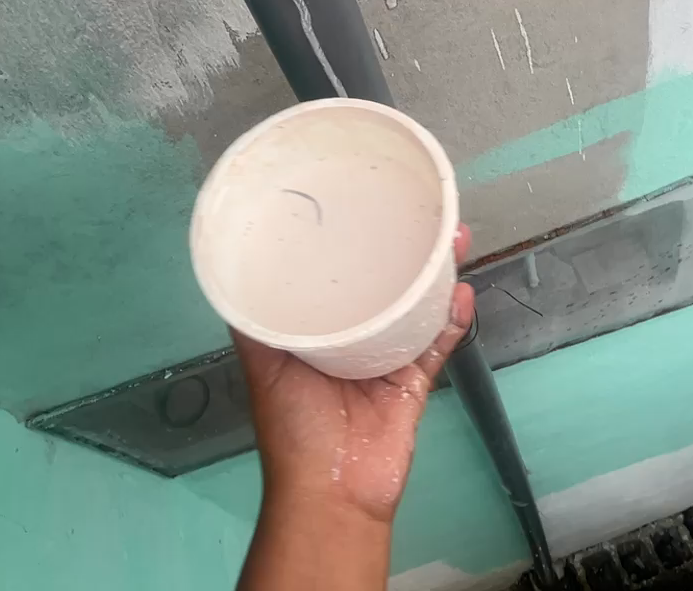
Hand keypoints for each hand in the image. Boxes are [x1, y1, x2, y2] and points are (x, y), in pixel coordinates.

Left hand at [233, 223, 476, 523]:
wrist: (332, 493)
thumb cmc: (292, 425)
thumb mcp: (263, 364)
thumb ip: (252, 322)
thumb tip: (230, 269)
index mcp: (321, 327)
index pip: (340, 272)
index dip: (355, 238)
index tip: (367, 201)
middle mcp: (356, 333)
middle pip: (387, 280)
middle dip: (407, 247)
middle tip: (426, 213)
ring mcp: (390, 355)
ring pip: (419, 303)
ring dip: (438, 271)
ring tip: (453, 237)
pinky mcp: (417, 379)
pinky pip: (440, 342)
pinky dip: (453, 318)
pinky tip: (462, 291)